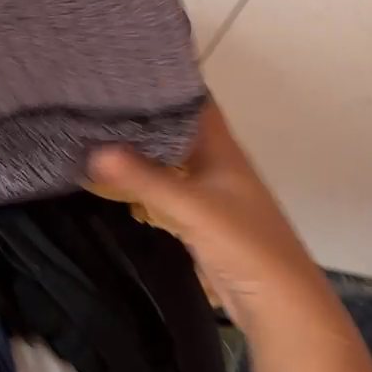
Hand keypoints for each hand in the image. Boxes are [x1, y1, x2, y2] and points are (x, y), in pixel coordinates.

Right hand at [85, 103, 336, 337]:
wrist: (280, 306)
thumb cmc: (246, 245)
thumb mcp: (191, 208)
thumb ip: (143, 178)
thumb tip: (92, 150)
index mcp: (222, 149)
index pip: (194, 100)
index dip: (165, 79)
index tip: (125, 64)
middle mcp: (215, 162)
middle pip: (176, 126)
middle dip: (142, 111)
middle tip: (95, 94)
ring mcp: (207, 190)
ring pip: (167, 155)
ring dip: (139, 144)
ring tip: (94, 125)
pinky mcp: (198, 216)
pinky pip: (163, 184)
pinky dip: (139, 176)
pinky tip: (112, 173)